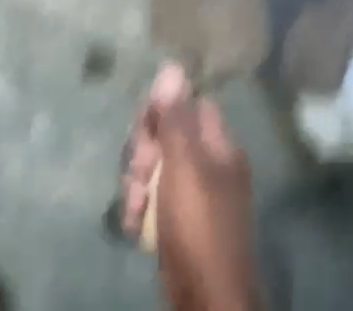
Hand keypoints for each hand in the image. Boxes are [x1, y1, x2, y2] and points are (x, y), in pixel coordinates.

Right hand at [124, 65, 258, 310]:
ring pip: (151, 165)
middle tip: (141, 172)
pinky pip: (151, 193)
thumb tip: (173, 66)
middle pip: (164, 134)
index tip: (146, 128)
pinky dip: (138, 203)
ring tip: (135, 203)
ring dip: (135, 181)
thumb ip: (175, 117)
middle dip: (142, 151)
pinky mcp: (177, 216)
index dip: (162, 110)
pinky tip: (133, 219)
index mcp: (219, 147)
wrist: (205, 292)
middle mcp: (209, 165)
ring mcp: (193, 192)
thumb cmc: (197, 222)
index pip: (187, 105)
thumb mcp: (183, 163)